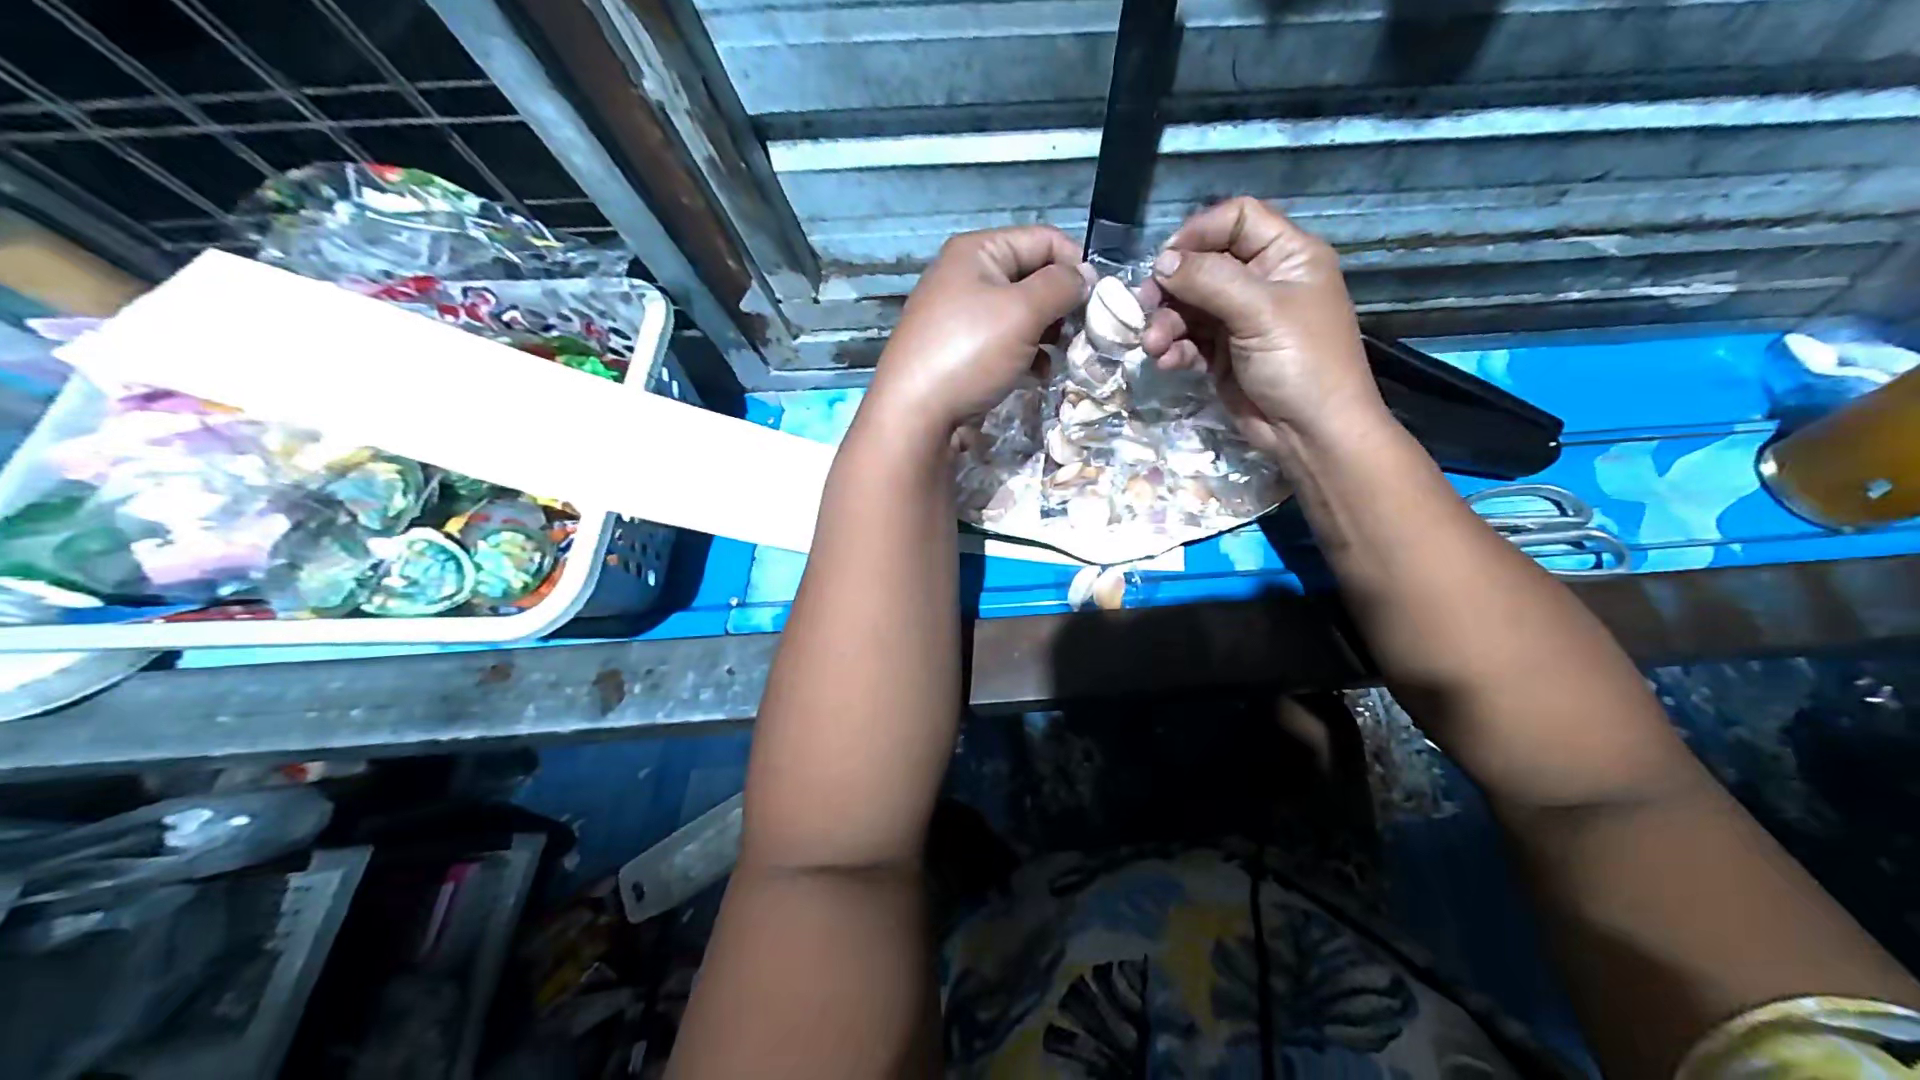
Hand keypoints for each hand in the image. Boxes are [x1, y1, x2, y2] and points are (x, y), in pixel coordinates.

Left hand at [867, 225, 1092, 435]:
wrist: (914, 414)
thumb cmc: (969, 353)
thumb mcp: (1023, 312)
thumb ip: (1061, 286)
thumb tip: (1084, 276)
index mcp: (978, 251)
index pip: (1044, 240)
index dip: (1075, 265)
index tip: (1096, 303)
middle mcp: (966, 276)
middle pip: (1032, 276)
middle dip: (1061, 304)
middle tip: (1078, 335)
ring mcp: (960, 316)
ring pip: (1021, 314)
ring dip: (1046, 333)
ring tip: (1058, 357)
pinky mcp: (960, 351)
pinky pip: (1004, 342)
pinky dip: (1025, 354)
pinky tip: (1036, 375)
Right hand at [1140, 198, 1386, 452]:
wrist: (1311, 434)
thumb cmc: (1301, 361)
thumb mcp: (1259, 311)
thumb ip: (1208, 280)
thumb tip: (1161, 262)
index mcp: (1286, 256)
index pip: (1237, 220)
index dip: (1199, 232)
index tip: (1166, 259)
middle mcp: (1262, 281)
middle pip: (1203, 265)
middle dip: (1171, 287)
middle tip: (1143, 306)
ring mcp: (1240, 319)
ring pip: (1189, 305)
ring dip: (1166, 323)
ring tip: (1153, 346)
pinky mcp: (1223, 354)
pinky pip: (1189, 339)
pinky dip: (1174, 348)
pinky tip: (1166, 363)